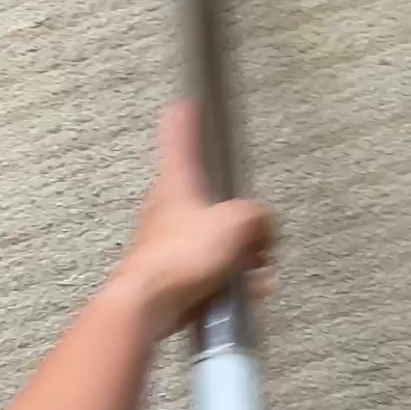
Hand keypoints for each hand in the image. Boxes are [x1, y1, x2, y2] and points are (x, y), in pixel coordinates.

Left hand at [110, 100, 271, 339]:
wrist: (148, 305)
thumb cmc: (182, 257)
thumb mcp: (234, 224)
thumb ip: (257, 217)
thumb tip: (262, 225)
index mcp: (176, 186)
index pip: (179, 144)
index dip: (185, 123)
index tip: (183, 103)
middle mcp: (168, 211)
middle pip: (213, 203)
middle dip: (244, 224)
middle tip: (259, 241)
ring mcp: (170, 243)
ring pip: (216, 241)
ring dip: (242, 257)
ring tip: (255, 274)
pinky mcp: (174, 275)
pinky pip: (210, 271)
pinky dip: (231, 281)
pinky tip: (247, 296)